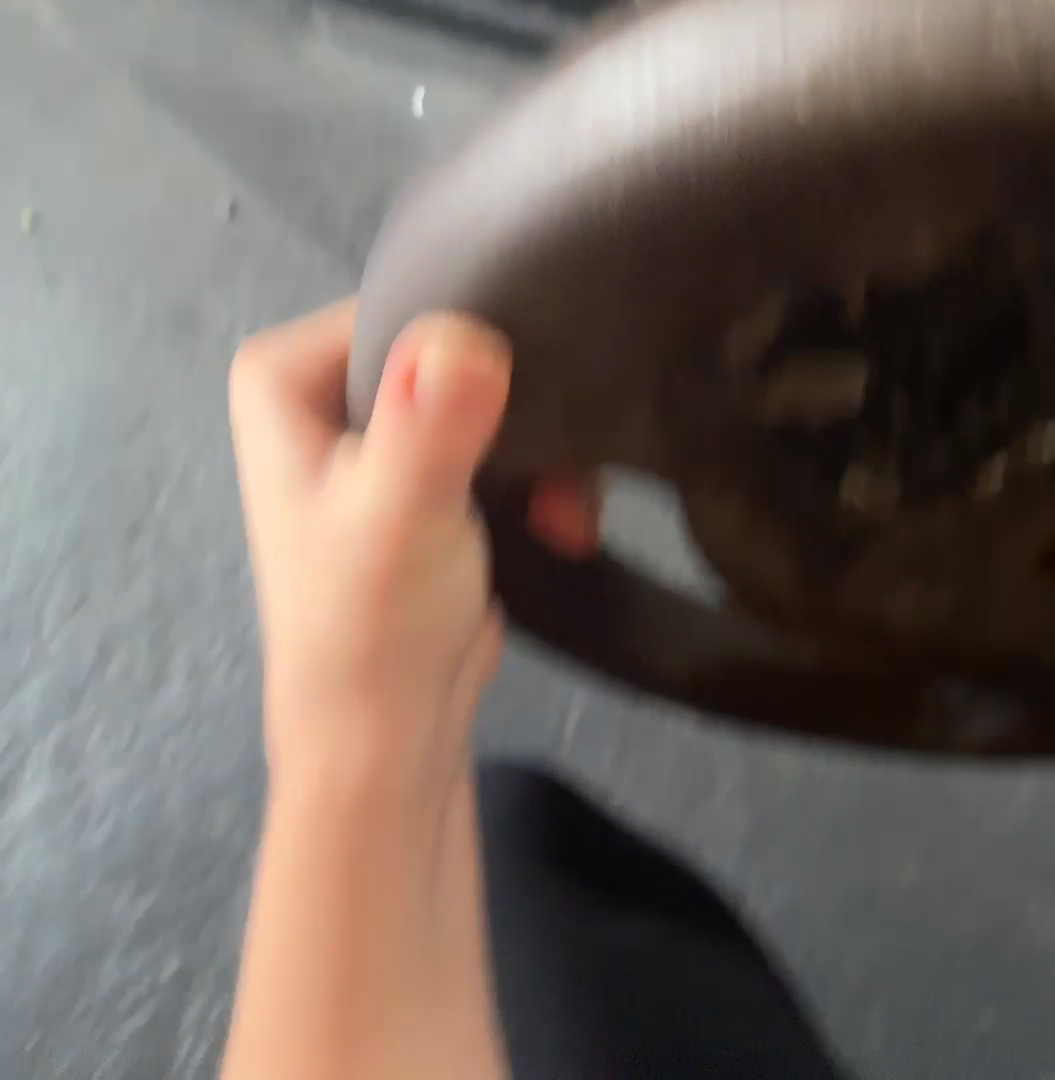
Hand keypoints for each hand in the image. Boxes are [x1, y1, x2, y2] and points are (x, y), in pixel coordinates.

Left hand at [229, 300, 592, 795]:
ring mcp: (398, 445)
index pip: (402, 308)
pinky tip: (563, 523)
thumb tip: (470, 337)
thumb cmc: (376, 618)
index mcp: (292, 382)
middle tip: (568, 453)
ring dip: (549, 457)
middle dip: (528, 409)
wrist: (399, 716)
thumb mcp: (402, 515)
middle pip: (463, 359)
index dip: (476, 337)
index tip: (538, 378)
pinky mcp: (447, 486)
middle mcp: (341, 401)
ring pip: (501, 407)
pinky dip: (548, 482)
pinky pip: (514, 449)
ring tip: (569, 511)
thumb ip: (429, 427)